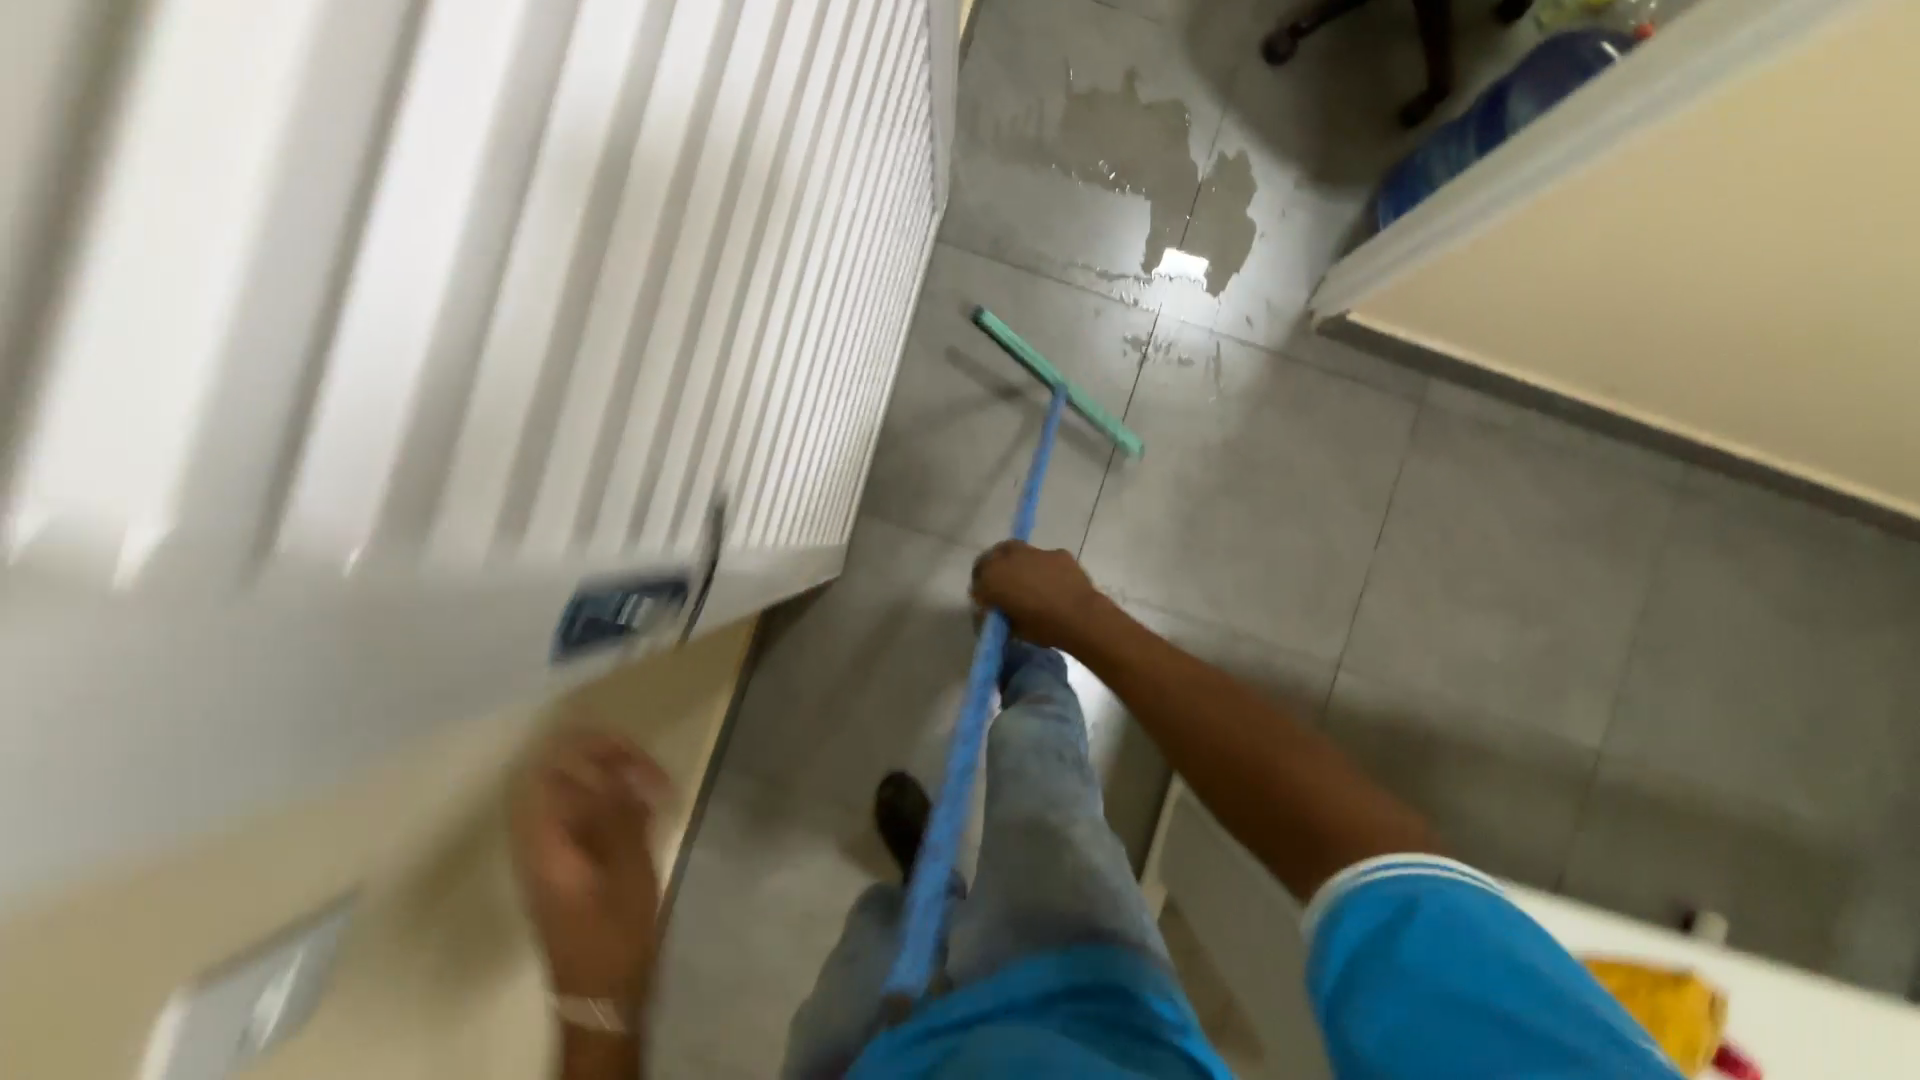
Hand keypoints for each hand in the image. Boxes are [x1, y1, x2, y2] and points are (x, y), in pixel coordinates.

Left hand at [511, 730, 670, 1003]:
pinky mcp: (568, 866)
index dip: (588, 746)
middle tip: (653, 772)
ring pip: (576, 795)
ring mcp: (551, 853)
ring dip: (616, 783)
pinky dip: (616, 807)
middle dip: (610, 761)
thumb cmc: (614, 936)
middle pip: (562, 776)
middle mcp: (539, 840)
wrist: (599, 997)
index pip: (549, 767)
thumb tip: (616, 769)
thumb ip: (619, 817)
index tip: (634, 749)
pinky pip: (585, 817)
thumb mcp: (626, 874)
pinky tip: (649, 816)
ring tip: (657, 791)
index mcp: (544, 840)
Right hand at [970, 540, 1111, 649]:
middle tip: (1000, 585)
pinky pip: (1043, 559)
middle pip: (992, 557)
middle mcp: (1009, 558)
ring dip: (1016, 564)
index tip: (988, 602)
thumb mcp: (1012, 628)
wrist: (1081, 616)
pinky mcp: (1057, 553)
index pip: (977, 581)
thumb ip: (1000, 614)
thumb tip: (997, 610)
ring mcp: (1035, 552)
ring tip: (1026, 581)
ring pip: (1017, 552)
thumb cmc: (1042, 626)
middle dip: (992, 568)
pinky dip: (1042, 568)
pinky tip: (1051, 583)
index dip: (981, 591)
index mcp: (993, 577)